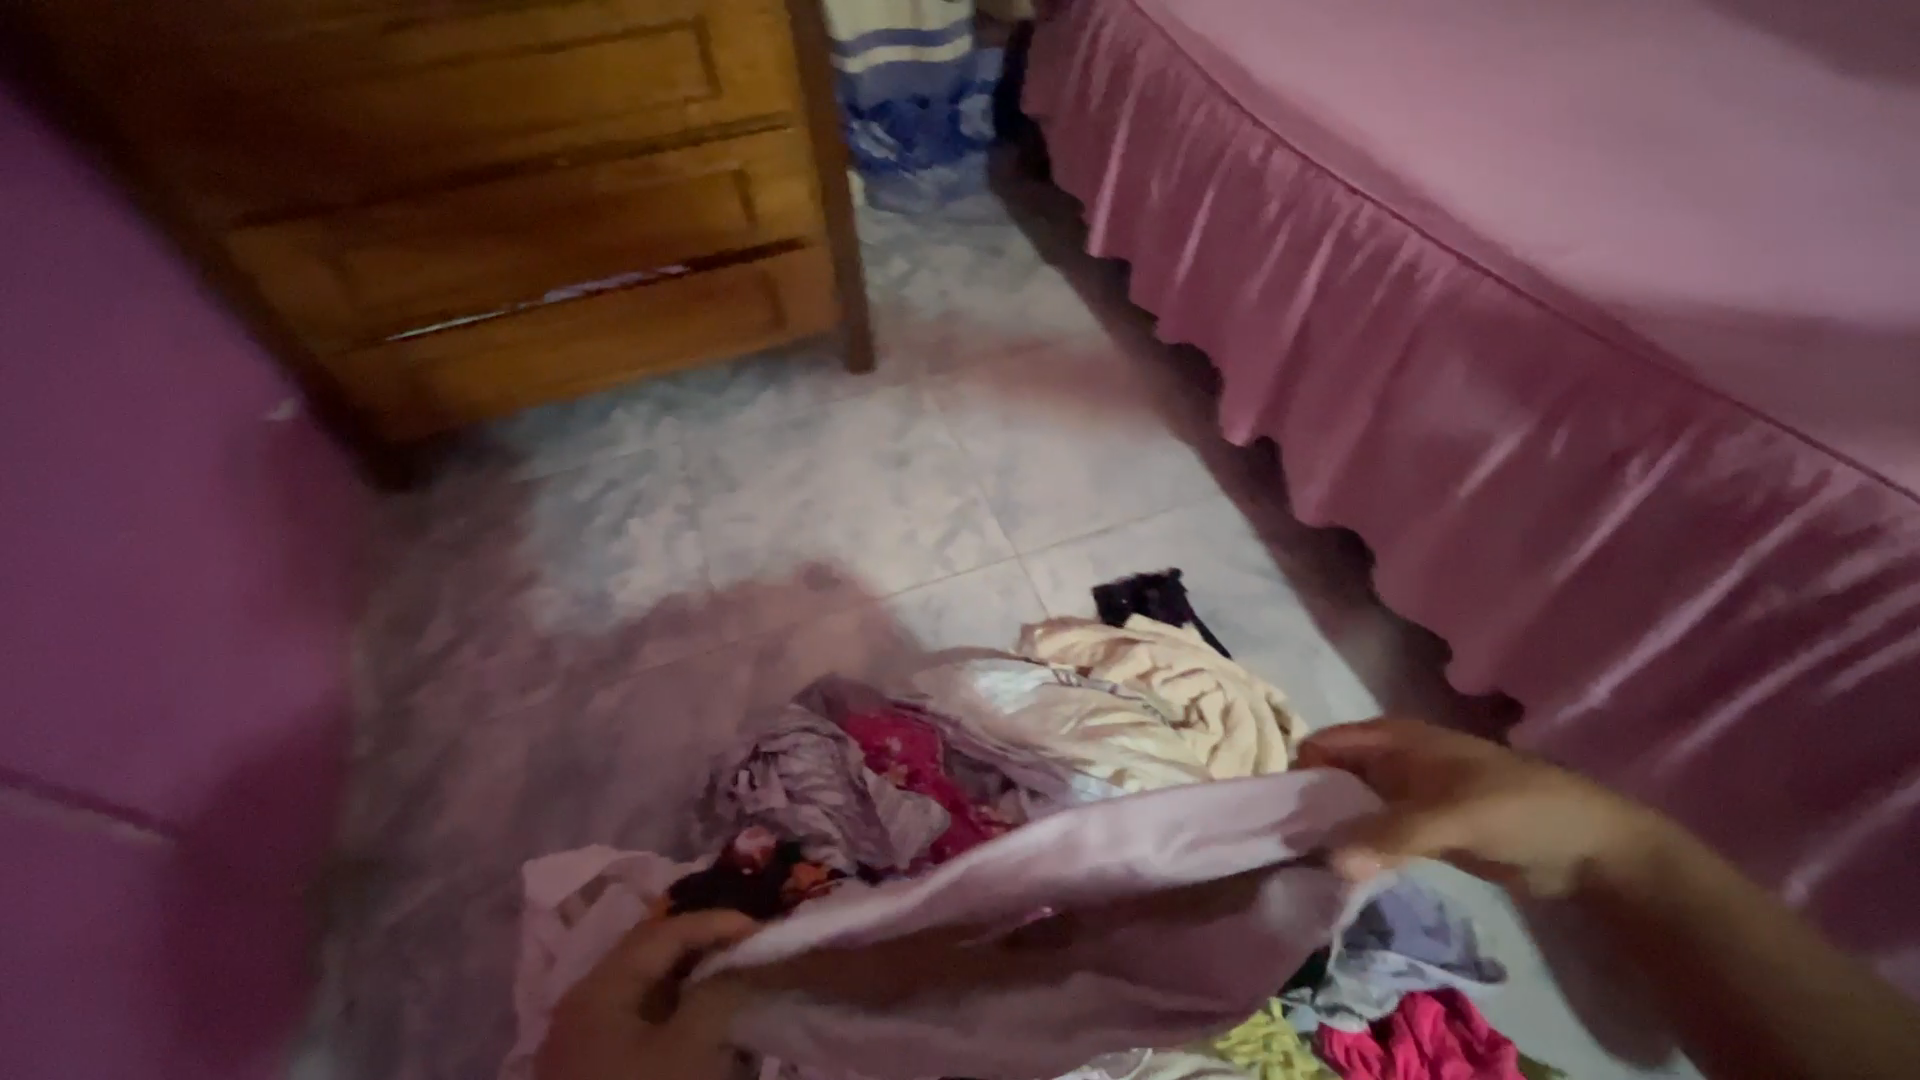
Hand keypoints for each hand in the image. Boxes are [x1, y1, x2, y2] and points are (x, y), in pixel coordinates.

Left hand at [536, 911, 758, 1079]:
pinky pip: (644, 1024)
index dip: (716, 923)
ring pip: (648, 989)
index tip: (762, 929)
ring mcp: (586, 1044)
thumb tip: (740, 962)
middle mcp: (585, 1007)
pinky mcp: (598, 1074)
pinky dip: (680, 1015)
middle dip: (703, 947)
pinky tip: (711, 1025)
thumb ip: (721, 989)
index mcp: (598, 991)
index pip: (664, 933)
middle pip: (651, 956)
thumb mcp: (693, 1047)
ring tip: (736, 980)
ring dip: (693, 980)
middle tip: (750, 946)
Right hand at [1296, 717, 1666, 896]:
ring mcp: (1406, 794)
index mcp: (1392, 738)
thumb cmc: (1518, 809)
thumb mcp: (1451, 818)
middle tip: (1290, 847)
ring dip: (1334, 831)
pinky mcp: (1421, 827)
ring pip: (1350, 806)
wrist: (1592, 848)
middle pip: (1330, 776)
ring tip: (1311, 864)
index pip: (1322, 744)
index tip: (1282, 815)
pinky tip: (1346, 873)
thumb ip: (1389, 836)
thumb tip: (1329, 862)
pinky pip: (1374, 833)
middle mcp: (1390, 760)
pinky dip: (1359, 849)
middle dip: (1310, 806)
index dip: (1298, 773)